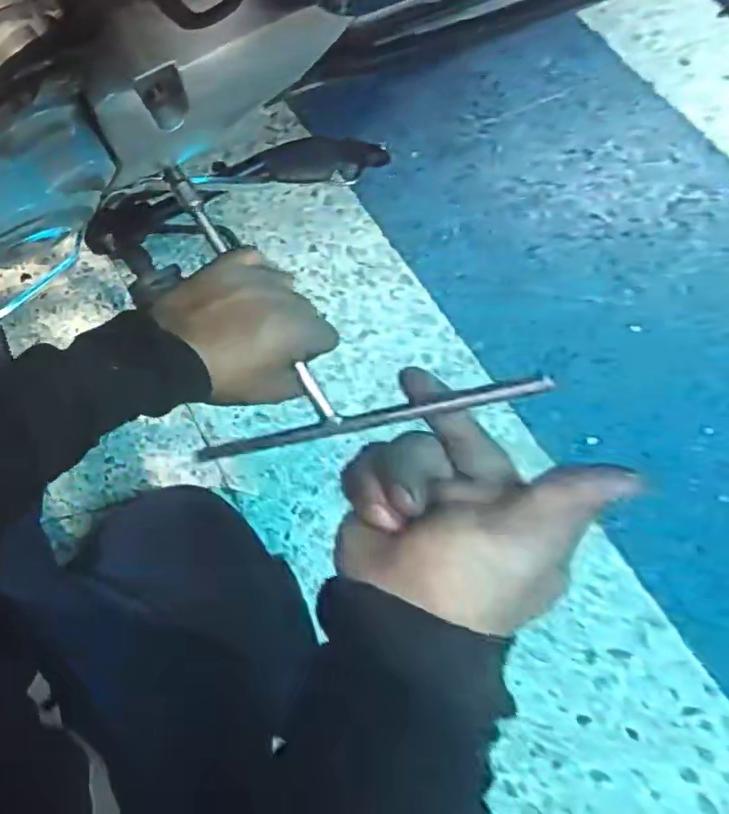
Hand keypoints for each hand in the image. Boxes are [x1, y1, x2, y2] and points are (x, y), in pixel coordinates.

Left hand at [150, 249, 338, 403]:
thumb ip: (298, 377)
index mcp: (302, 327)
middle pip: (302, 308)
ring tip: (243, 312)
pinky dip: (252, 269)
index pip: (324, 336)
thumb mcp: (271, 391)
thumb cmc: (219, 374)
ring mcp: (252, 276)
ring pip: (280, 282)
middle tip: (256, 337)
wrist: (166, 352)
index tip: (280, 356)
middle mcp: (285, 296)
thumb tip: (297, 362)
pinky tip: (240, 284)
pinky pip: (250, 258)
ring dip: (270, 296)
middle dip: (287, 323)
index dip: (304, 350)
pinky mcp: (223, 265)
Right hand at [337, 368, 642, 636]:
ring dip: (380, 483)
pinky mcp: (368, 499)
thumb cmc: (471, 576)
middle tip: (410, 506)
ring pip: (382, 454)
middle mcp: (453, 490)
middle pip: (417, 445)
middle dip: (409, 470)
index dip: (445, 407)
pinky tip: (371, 516)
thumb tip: (633, 477)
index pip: (470, 440)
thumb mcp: (523, 540)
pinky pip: (356, 469)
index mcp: (497, 496)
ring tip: (388, 519)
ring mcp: (407, 495)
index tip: (411, 377)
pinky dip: (359, 488)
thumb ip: (564, 501)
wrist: (402, 611)